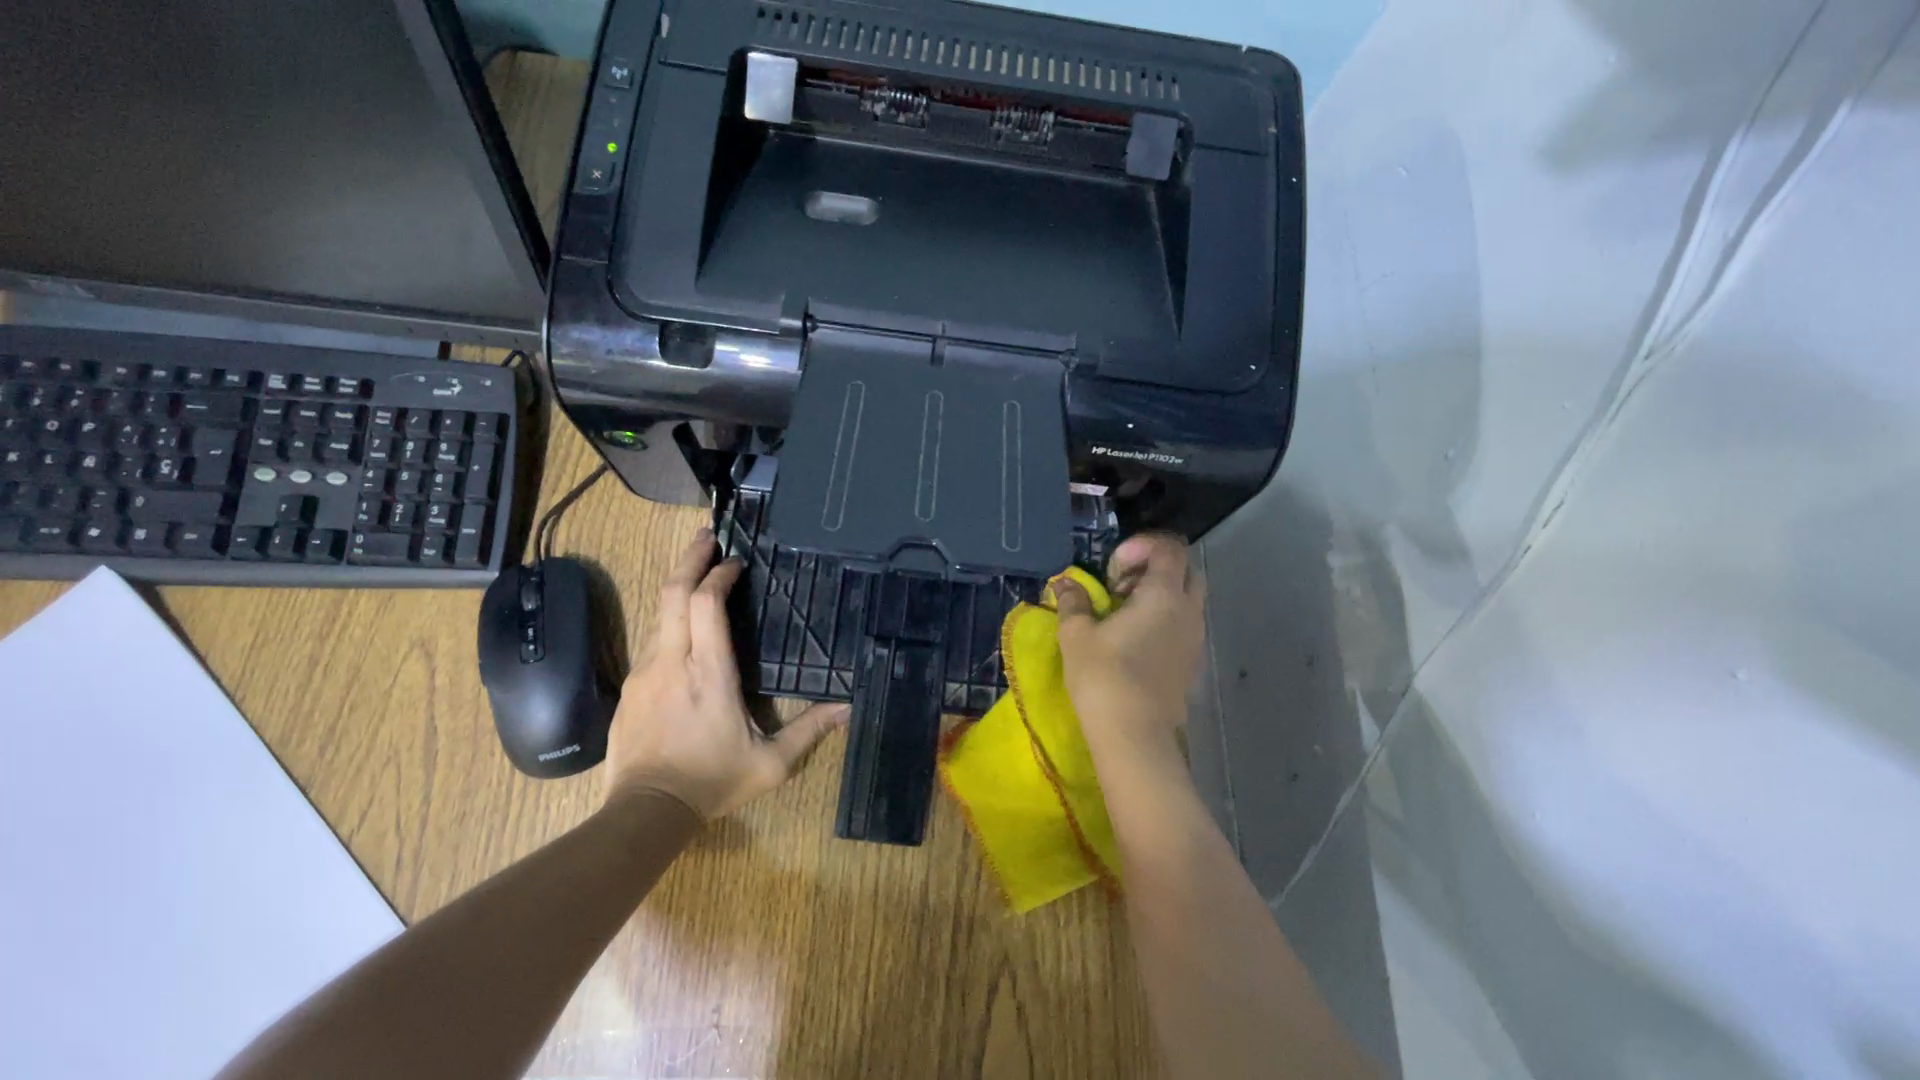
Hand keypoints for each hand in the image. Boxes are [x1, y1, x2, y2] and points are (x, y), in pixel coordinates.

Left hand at [604, 529, 848, 818]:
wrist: (645, 810)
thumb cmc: (712, 781)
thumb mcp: (770, 762)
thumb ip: (808, 730)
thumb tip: (847, 709)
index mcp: (710, 671)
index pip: (707, 603)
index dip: (719, 574)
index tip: (735, 561)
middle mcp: (673, 660)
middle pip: (673, 592)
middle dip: (689, 558)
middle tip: (705, 534)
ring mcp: (645, 672)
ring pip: (659, 615)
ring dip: (678, 588)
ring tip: (696, 573)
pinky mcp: (630, 688)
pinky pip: (651, 643)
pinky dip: (669, 622)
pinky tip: (681, 632)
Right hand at [1054, 533, 1206, 764]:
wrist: (1134, 736)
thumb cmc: (1103, 677)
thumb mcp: (1076, 635)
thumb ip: (1073, 602)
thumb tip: (1064, 583)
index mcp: (1164, 594)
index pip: (1168, 547)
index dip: (1140, 546)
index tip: (1112, 569)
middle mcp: (1188, 611)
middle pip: (1185, 570)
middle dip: (1154, 568)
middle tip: (1120, 587)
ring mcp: (1195, 638)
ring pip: (1188, 600)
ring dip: (1159, 596)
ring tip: (1123, 617)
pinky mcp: (1192, 663)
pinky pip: (1185, 626)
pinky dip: (1164, 621)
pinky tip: (1134, 643)